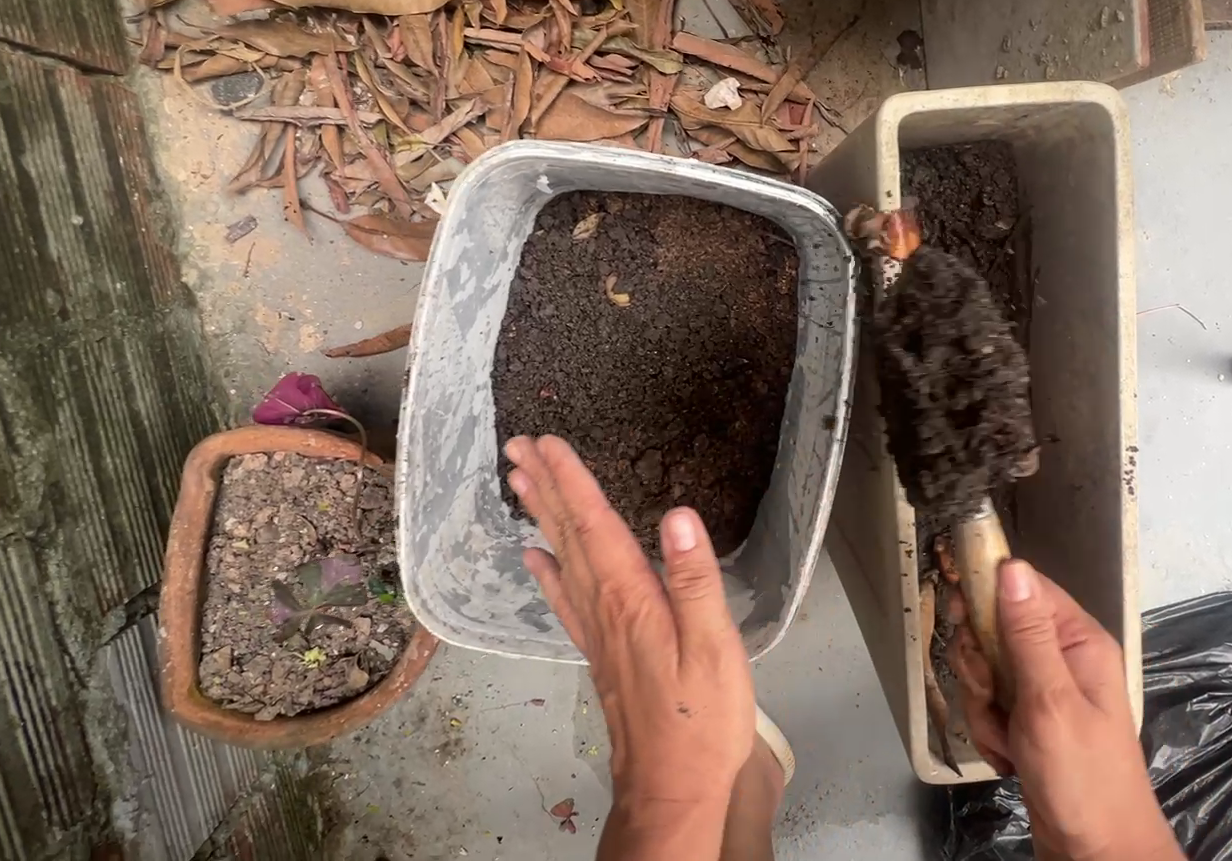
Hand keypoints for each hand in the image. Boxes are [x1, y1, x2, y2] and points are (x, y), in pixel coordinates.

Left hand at [505, 435, 753, 857]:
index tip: (549, 442)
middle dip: (545, 487)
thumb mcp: (714, 646)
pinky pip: (564, 600)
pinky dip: (547, 571)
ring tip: (519, 482)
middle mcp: (603, 606)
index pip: (595, 525)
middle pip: (568, 535)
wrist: (671, 788)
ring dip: (541, 517)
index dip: (573, 481)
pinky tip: (535, 557)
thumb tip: (679, 515)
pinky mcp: (598, 651)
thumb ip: (696, 581)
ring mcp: (596, 630)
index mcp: (630, 598)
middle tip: (517, 446)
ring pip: (561, 559)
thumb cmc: (702, 717)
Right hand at [949, 560, 1183, 860]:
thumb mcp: (1050, 700)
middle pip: (994, 627)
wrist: (1096, 855)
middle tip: (991, 693)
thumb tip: (1010, 565)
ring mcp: (1042, 689)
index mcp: (1077, 640)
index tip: (960, 614)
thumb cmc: (1082, 778)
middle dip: (981, 665)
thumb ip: (1027, 632)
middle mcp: (1060, 657)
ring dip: (983, 705)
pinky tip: (1008, 754)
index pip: (1023, 586)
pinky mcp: (1026, 718)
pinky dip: (988, 728)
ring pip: (984, 668)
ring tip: (1007, 737)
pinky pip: (987, 702)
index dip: (986, 593)